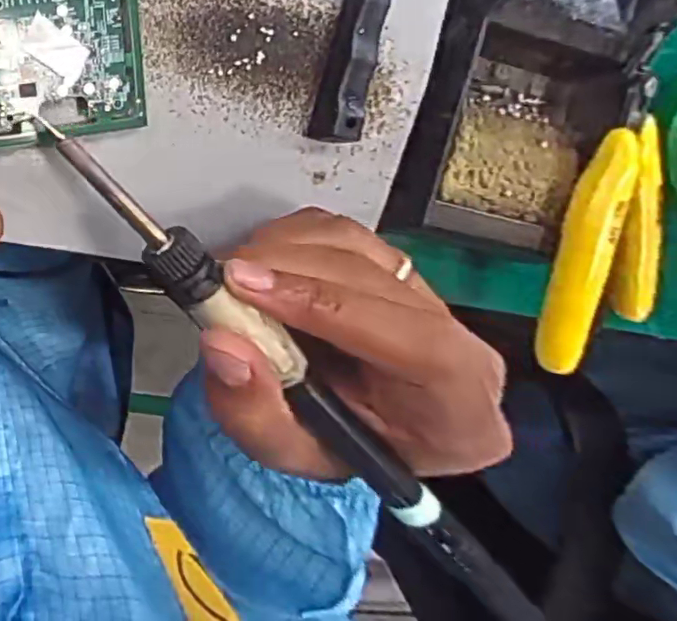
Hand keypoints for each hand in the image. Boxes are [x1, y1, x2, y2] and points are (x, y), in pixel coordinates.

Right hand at [198, 208, 510, 480]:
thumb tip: (223, 343)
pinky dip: (281, 237)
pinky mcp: (381, 262)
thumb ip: (251, 409)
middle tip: (219, 279)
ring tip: (232, 275)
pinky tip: (255, 264)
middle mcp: (456, 347)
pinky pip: (331, 229)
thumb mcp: (278, 448)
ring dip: (278, 249)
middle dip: (284, 270)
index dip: (326, 306)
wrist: (325, 420)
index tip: (248, 288)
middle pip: (373, 281)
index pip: (418, 345)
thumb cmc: (317, 440)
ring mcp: (421, 296)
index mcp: (457, 413)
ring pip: (351, 245)